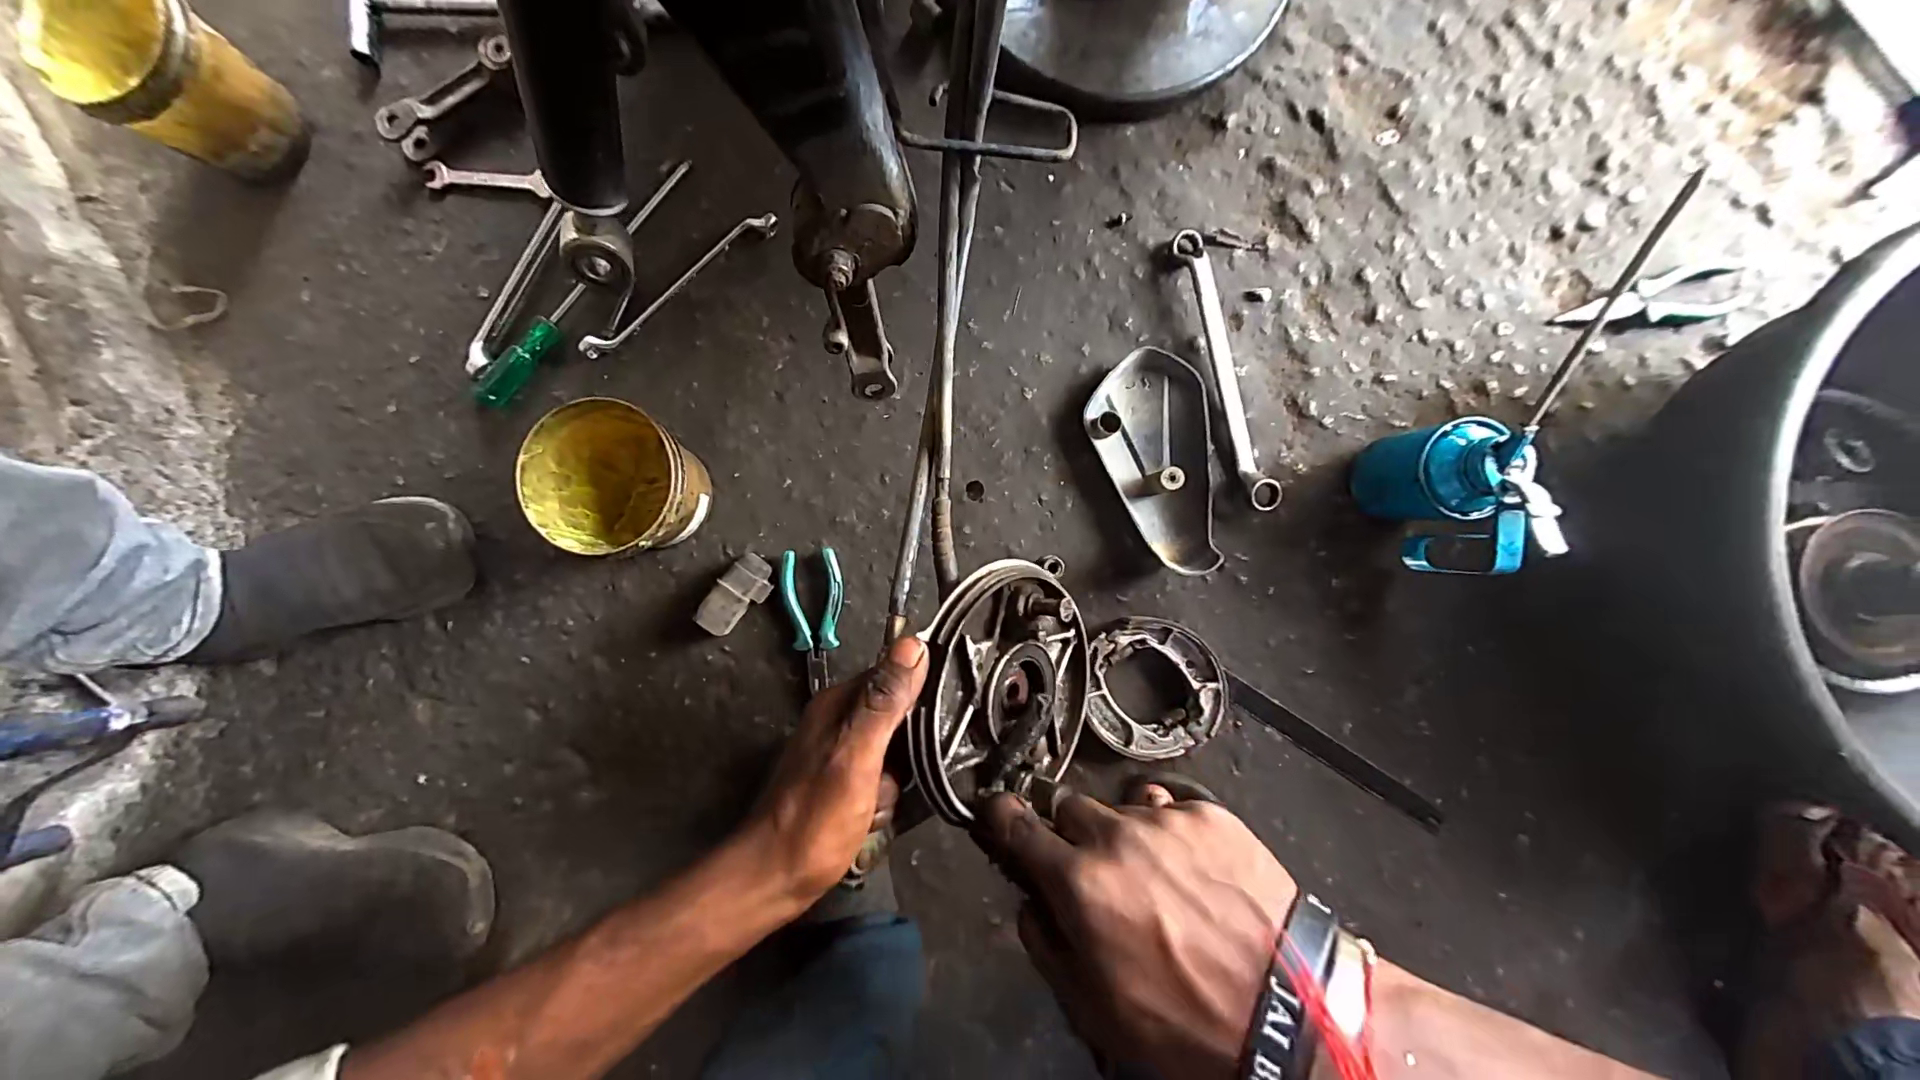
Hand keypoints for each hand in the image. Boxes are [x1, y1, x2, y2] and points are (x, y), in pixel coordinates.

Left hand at [743, 635, 927, 903]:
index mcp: (839, 703)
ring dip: (896, 780)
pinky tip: (871, 816)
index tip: (935, 725)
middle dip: (909, 750)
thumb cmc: (816, 818)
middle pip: (900, 717)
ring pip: (896, 753)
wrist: (774, 879)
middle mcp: (839, 720)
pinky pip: (882, 778)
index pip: (896, 675)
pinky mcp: (844, 781)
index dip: (921, 696)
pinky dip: (884, 799)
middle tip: (896, 776)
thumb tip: (913, 644)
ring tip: (878, 802)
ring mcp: (841, 752)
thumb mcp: (858, 754)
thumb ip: (886, 701)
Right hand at [977, 783, 1297, 1079]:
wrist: (1292, 1012)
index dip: (1002, 816)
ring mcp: (1166, 820)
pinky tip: (1193, 871)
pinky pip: (1169, 808)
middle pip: (1070, 808)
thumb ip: (1047, 945)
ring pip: (1121, 807)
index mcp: (1081, 883)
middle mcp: (1117, 838)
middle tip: (1097, 871)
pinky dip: (1169, 832)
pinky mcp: (1209, 815)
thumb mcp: (1096, 1007)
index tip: (999, 809)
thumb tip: (1033, 907)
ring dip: (1125, 835)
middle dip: (1073, 835)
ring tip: (1158, 879)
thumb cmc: (1190, 1021)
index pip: (1019, 828)